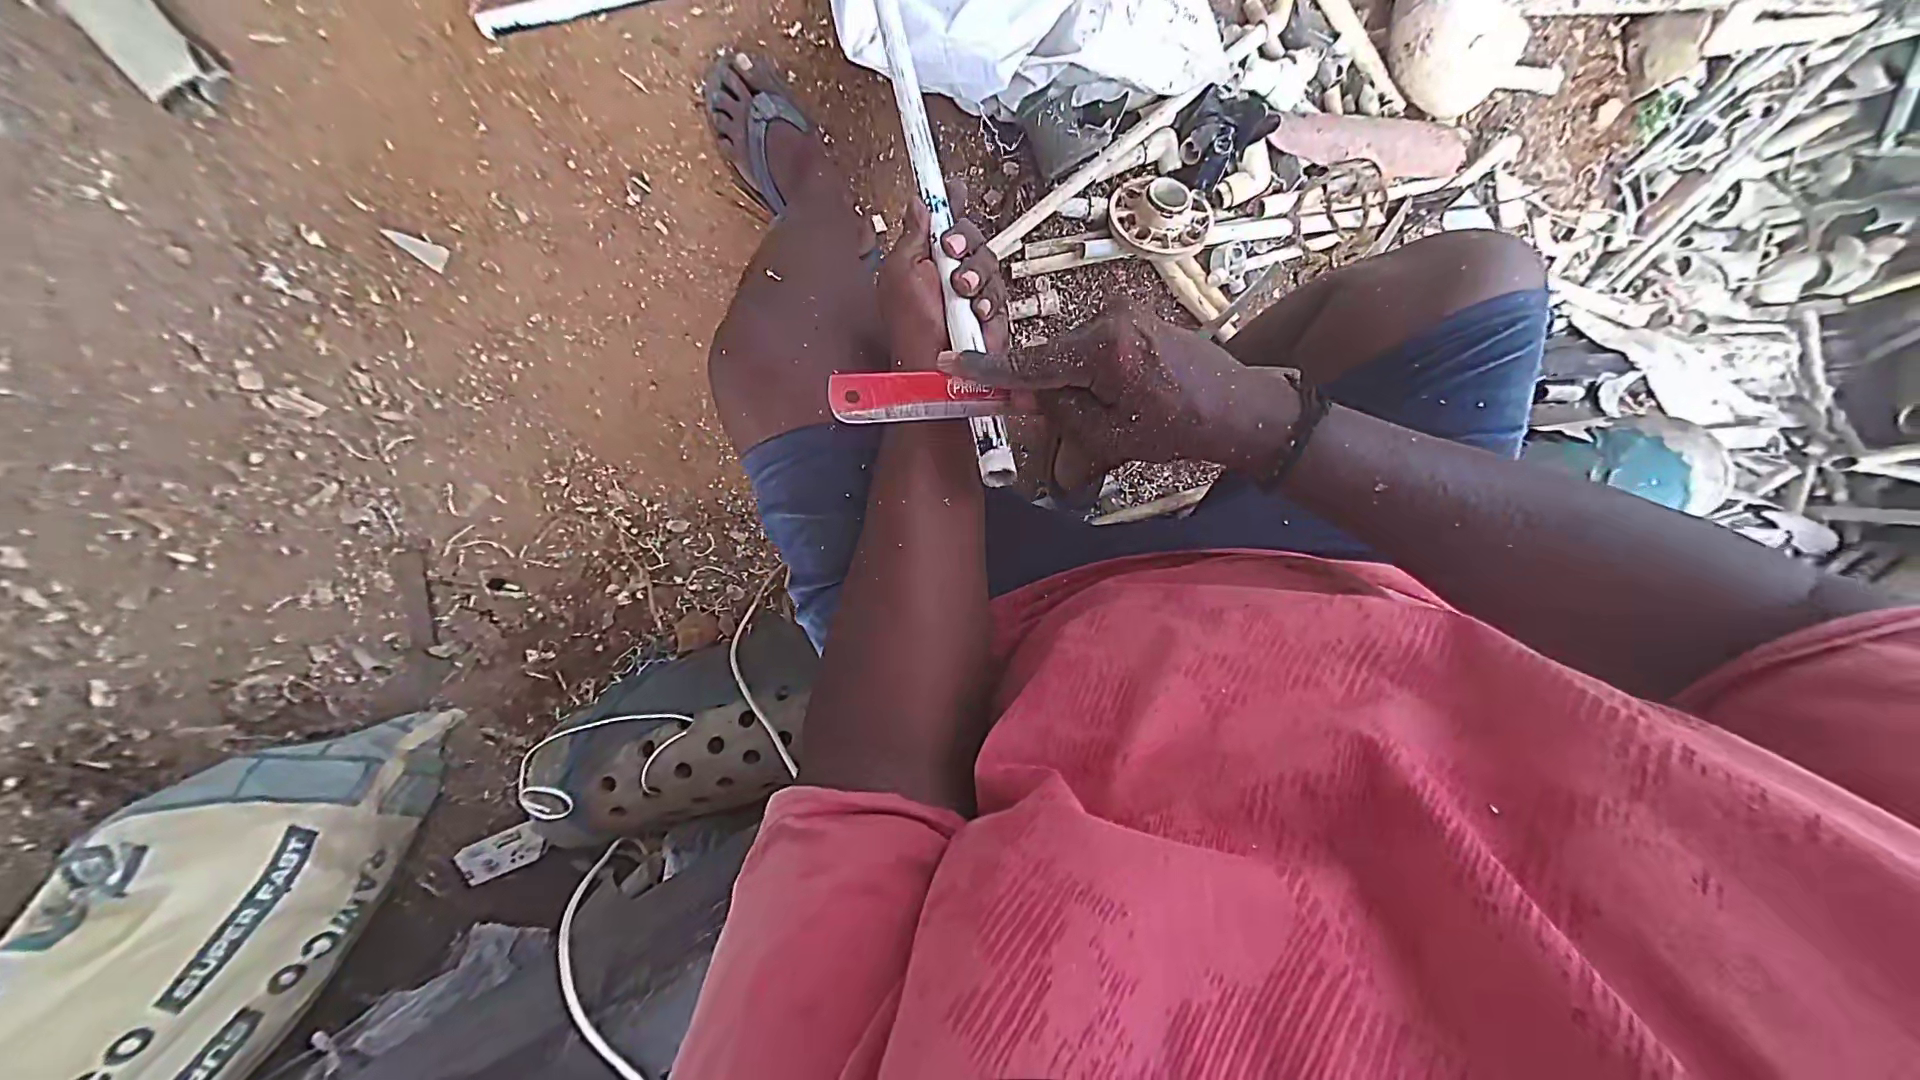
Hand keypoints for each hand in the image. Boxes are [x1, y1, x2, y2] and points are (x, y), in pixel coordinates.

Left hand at [876, 187, 1008, 370]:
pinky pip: (1001, 294)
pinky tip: (976, 312)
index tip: (954, 189)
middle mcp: (954, 272)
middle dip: (965, 241)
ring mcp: (975, 293)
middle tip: (952, 252)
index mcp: (929, 259)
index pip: (946, 221)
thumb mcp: (900, 271)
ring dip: (976, 274)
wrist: (929, 364)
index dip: (952, 203)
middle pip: (974, 237)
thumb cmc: (909, 325)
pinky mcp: (993, 314)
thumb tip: (918, 202)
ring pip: (990, 262)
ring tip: (962, 291)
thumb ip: (912, 235)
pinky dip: (987, 302)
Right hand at [940, 303, 1302, 477]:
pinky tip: (1115, 392)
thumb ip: (1059, 410)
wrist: (1236, 407)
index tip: (952, 363)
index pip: (1031, 363)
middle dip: (1043, 387)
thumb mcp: (1108, 436)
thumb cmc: (1178, 427)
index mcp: (1104, 349)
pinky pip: (1091, 344)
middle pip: (1051, 357)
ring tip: (1109, 409)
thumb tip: (1026, 391)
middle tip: (1050, 417)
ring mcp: (1123, 311)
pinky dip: (1088, 369)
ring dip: (1072, 381)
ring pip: (1071, 352)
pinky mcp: (1132, 314)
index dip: (988, 369)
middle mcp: (1110, 318)